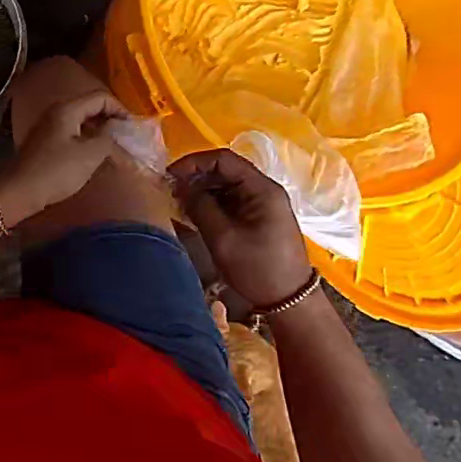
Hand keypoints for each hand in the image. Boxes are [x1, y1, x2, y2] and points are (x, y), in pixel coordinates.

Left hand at [0, 90, 127, 220]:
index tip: (133, 127)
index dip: (120, 109)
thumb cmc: (56, 171)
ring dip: (99, 130)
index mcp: (67, 110)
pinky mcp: (44, 143)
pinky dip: (86, 139)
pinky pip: (72, 133)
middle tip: (126, 136)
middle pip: (90, 107)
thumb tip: (115, 128)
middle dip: (110, 119)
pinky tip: (94, 155)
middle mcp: (56, 112)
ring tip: (114, 146)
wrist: (20, 191)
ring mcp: (48, 127)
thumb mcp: (89, 155)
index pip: (100, 98)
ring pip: (80, 121)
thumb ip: (107, 137)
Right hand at [170, 149, 310, 305]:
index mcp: (261, 189)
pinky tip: (193, 212)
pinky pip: (230, 200)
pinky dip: (210, 202)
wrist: (290, 302)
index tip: (171, 175)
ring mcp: (262, 204)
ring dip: (201, 189)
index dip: (194, 162)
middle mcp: (264, 190)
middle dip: (196, 176)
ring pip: (226, 185)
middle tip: (171, 190)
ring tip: (178, 201)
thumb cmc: (258, 269)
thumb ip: (200, 207)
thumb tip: (181, 186)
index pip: (224, 159)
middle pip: (225, 170)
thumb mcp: (224, 238)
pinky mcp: (258, 218)